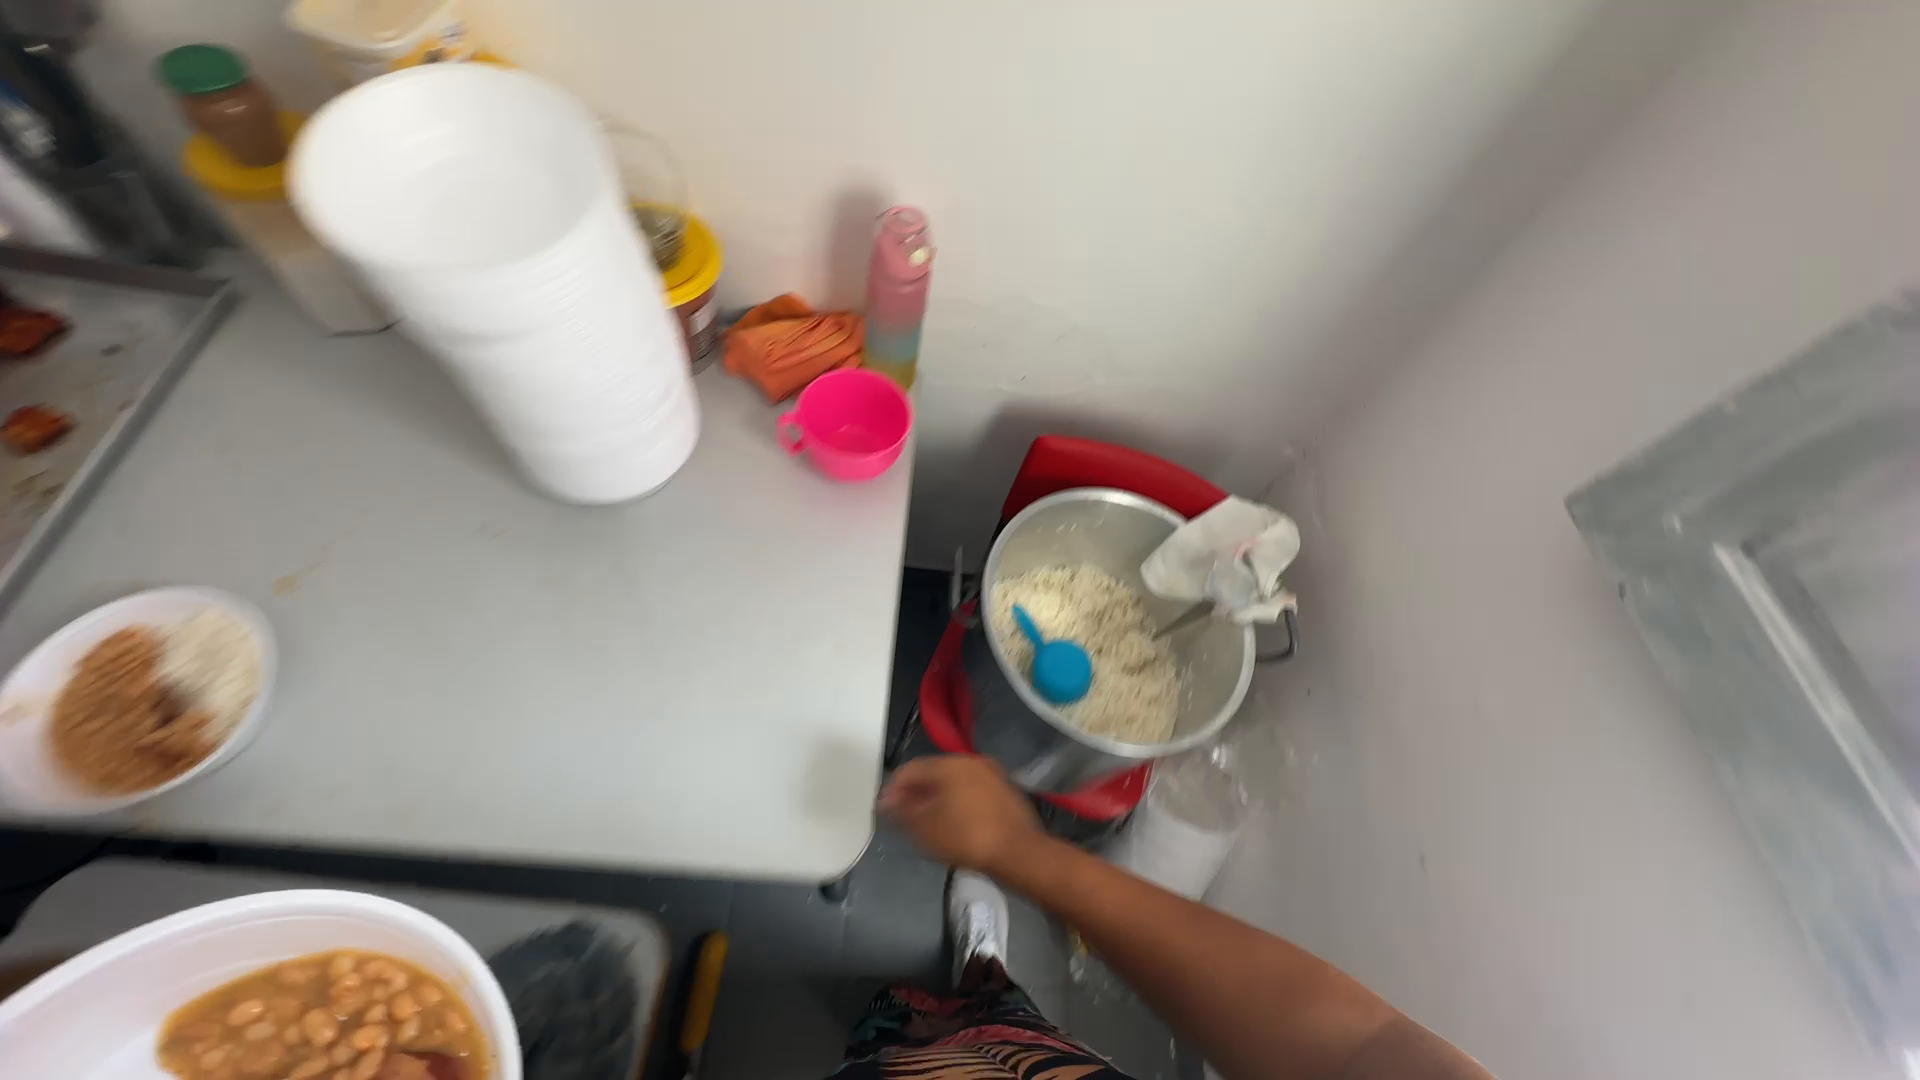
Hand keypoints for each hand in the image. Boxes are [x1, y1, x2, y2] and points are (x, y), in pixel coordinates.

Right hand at [878, 755, 1044, 874]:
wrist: (1018, 852)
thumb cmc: (966, 837)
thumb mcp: (924, 828)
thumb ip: (901, 810)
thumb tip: (885, 799)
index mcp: (948, 763)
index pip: (910, 769)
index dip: (893, 789)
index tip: (886, 811)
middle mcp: (970, 761)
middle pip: (933, 773)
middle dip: (917, 794)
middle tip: (907, 819)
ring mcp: (991, 774)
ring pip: (954, 782)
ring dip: (938, 798)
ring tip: (930, 824)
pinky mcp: (1006, 790)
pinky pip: (973, 791)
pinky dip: (960, 803)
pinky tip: (957, 825)